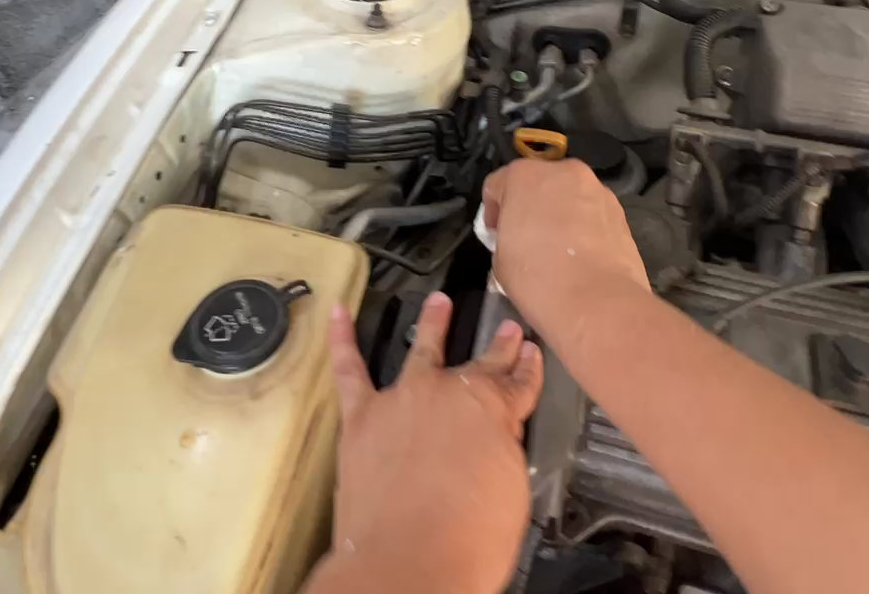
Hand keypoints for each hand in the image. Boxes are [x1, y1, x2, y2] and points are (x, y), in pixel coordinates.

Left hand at [304, 291, 543, 593]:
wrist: (407, 566)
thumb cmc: (465, 542)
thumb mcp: (512, 491)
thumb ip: (503, 447)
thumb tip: (497, 431)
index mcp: (491, 409)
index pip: (517, 382)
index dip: (527, 367)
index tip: (530, 353)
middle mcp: (447, 392)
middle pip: (479, 363)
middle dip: (498, 347)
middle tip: (507, 330)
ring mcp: (402, 399)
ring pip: (420, 348)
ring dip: (433, 323)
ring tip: (438, 303)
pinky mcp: (363, 416)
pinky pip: (349, 369)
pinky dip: (341, 338)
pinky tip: (337, 314)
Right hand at [482, 159, 647, 327]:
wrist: (598, 303)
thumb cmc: (537, 277)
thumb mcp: (500, 260)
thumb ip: (505, 237)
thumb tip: (518, 242)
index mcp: (524, 176)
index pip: (497, 184)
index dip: (493, 211)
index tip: (496, 235)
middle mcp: (562, 172)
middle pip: (538, 183)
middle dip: (530, 206)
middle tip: (527, 239)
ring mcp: (597, 189)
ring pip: (569, 196)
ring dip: (560, 213)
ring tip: (559, 250)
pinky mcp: (620, 212)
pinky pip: (592, 213)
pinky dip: (585, 226)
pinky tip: (583, 256)